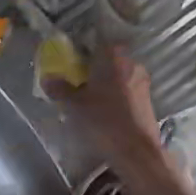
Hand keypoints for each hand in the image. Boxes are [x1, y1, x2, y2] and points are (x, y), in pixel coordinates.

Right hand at [43, 43, 165, 177]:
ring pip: (119, 78)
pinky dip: (116, 99)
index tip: (72, 62)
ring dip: (106, 86)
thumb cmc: (104, 122)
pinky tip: (106, 114)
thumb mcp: (76, 106)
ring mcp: (143, 83)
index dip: (83, 50)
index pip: (97, 42)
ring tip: (90, 102)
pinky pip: (127, 93)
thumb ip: (61, 89)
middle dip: (94, 70)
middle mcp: (132, 64)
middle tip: (78, 84)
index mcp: (114, 56)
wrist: (137, 152)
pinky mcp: (148, 102)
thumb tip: (47, 79)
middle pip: (109, 60)